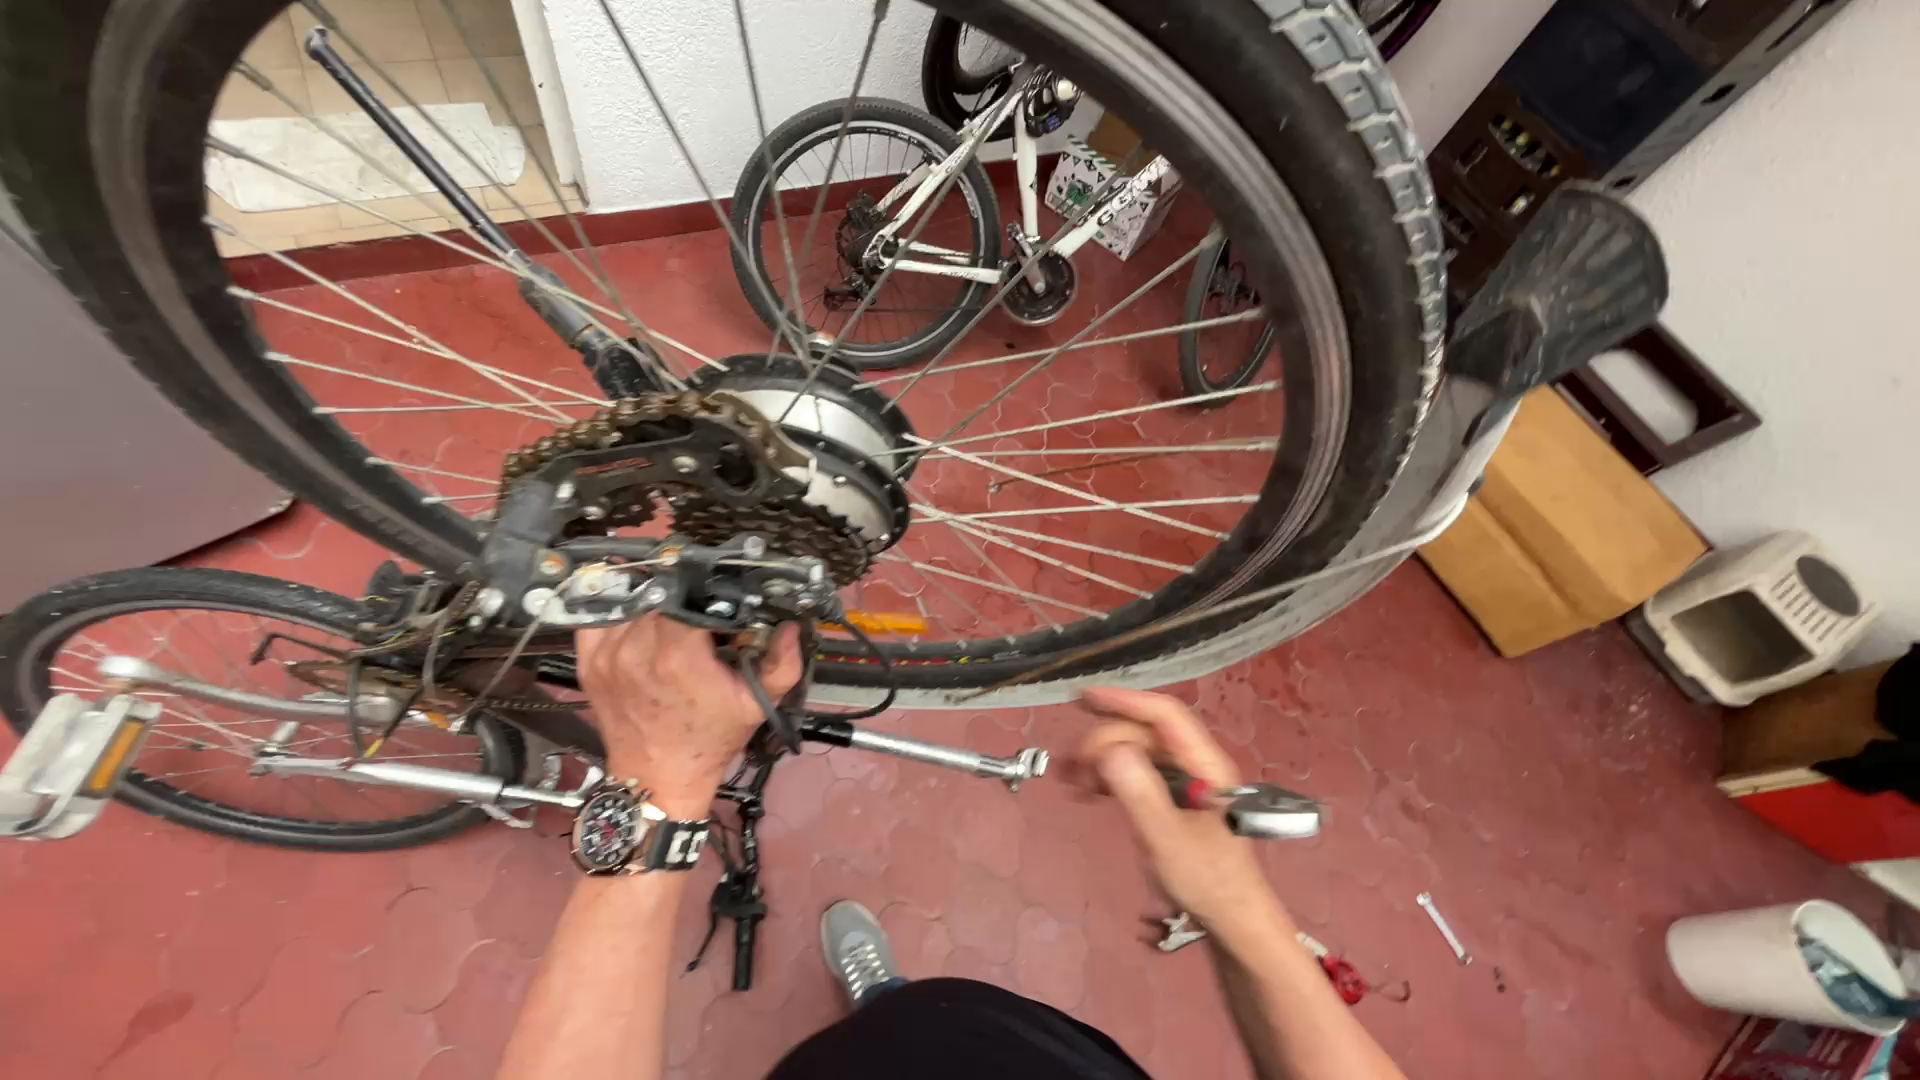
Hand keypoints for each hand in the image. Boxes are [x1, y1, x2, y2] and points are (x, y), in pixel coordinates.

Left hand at [575, 616, 802, 816]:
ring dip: (654, 607)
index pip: (688, 596)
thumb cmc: (711, 739)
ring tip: (673, 622)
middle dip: (683, 601)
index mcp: (678, 656)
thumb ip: (782, 664)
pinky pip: (602, 618)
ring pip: (634, 604)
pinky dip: (622, 615)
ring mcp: (607, 655)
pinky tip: (641, 626)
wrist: (659, 777)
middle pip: (661, 597)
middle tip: (701, 618)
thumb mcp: (758, 704)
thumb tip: (791, 626)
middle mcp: (636, 649)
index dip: (705, 595)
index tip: (719, 604)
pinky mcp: (588, 662)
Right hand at [1075, 686, 1287, 933]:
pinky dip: (1107, 776)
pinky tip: (1084, 789)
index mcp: (1205, 765)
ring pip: (1135, 750)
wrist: (1232, 920)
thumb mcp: (1168, 840)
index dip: (1125, 700)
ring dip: (1100, 757)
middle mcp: (1194, 764)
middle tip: (1072, 766)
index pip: (1165, 715)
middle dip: (1103, 740)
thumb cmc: (1207, 880)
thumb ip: (1141, 794)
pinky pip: (1134, 772)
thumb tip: (1109, 750)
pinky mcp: (1170, 798)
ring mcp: (1182, 781)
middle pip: (1144, 732)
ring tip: (1069, 777)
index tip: (1084, 698)